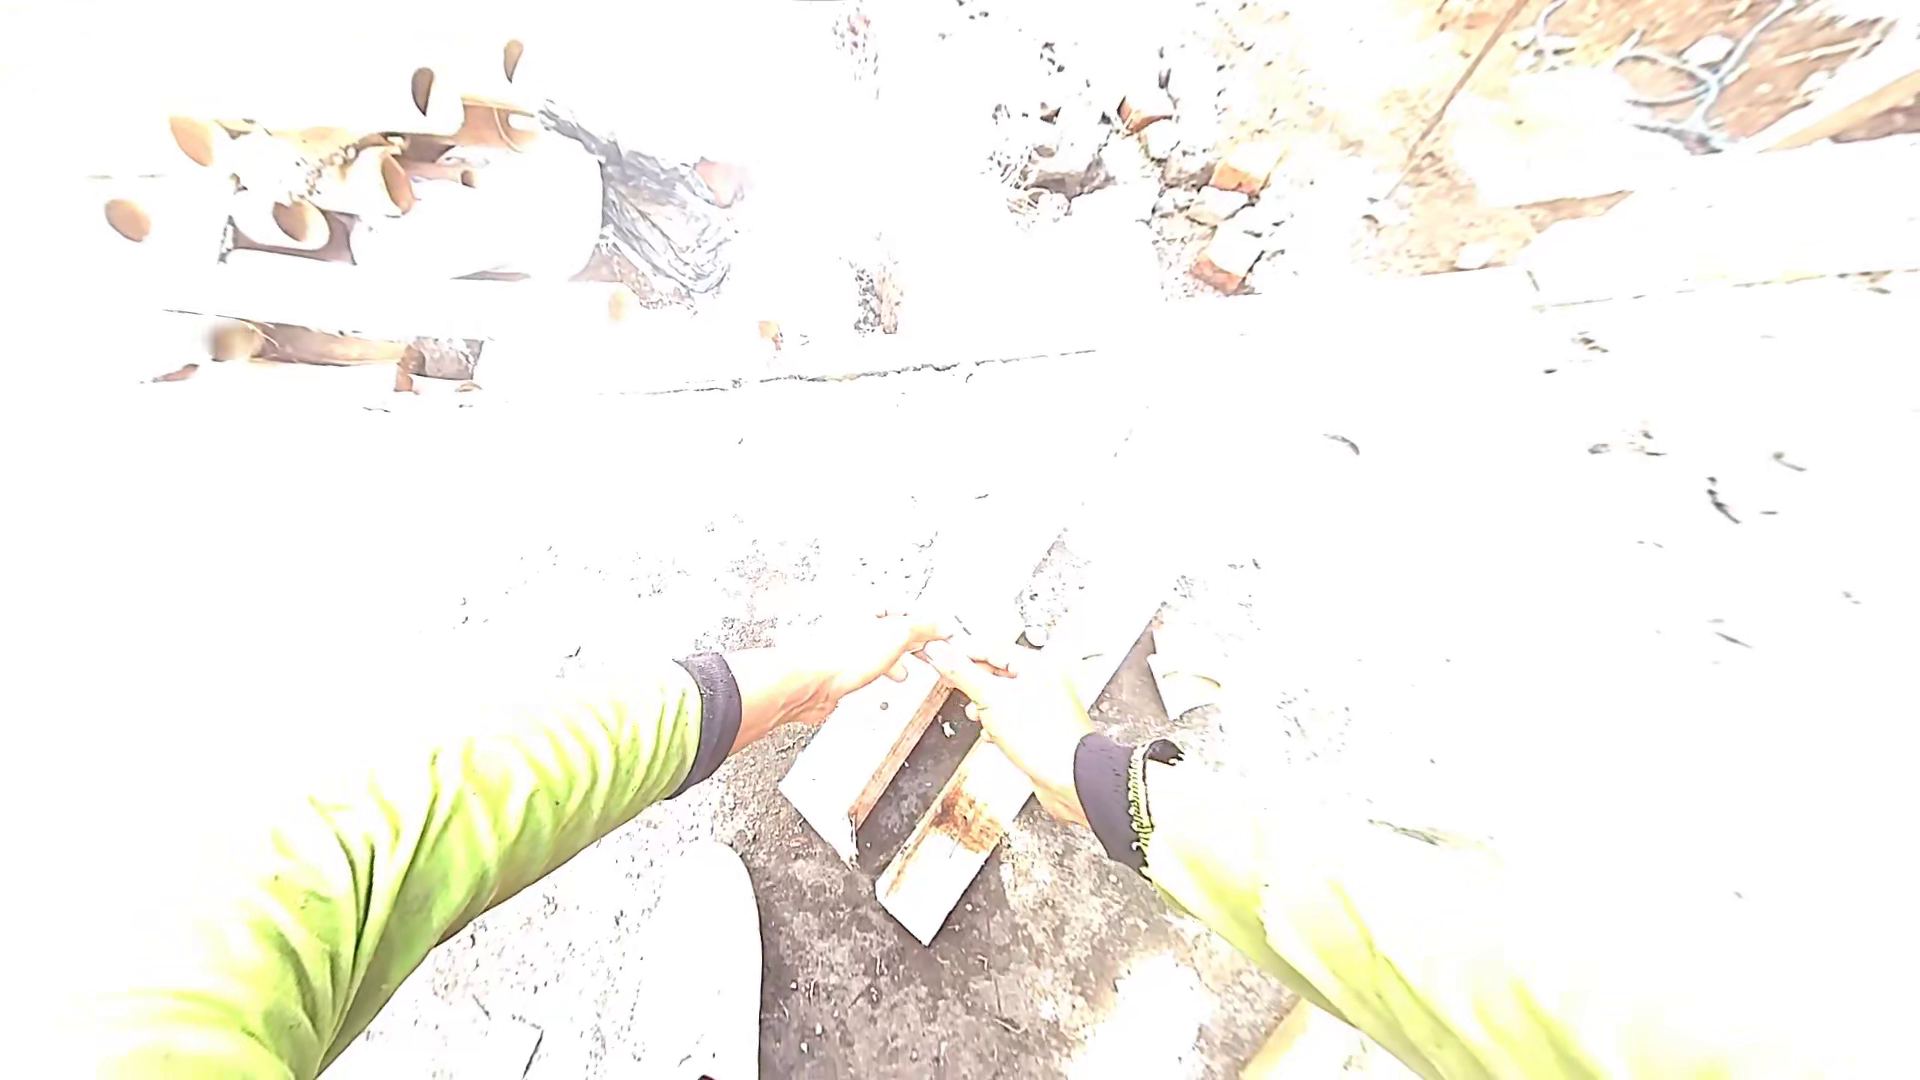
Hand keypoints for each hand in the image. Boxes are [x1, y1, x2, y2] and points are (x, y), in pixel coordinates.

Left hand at [725, 615, 946, 751]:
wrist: (807, 685)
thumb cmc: (839, 655)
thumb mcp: (895, 634)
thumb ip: (921, 627)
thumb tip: (941, 624)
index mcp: (869, 607)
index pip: (906, 609)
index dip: (927, 622)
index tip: (943, 635)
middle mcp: (856, 624)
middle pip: (893, 629)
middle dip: (914, 642)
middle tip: (930, 652)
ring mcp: (846, 647)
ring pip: (880, 649)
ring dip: (897, 659)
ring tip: (907, 671)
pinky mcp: (840, 670)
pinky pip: (867, 669)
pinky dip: (881, 674)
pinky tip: (883, 683)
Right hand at [920, 638, 1091, 826]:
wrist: (1070, 779)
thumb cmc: (1044, 738)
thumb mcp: (991, 699)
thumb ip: (962, 673)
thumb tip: (940, 653)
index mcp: (1036, 664)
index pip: (992, 647)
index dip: (964, 652)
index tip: (943, 657)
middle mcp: (1044, 680)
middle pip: (998, 671)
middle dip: (974, 681)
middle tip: (953, 683)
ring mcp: (1046, 704)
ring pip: (1005, 695)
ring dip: (985, 704)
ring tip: (975, 712)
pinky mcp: (1044, 726)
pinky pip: (1014, 715)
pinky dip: (999, 722)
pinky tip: (991, 733)